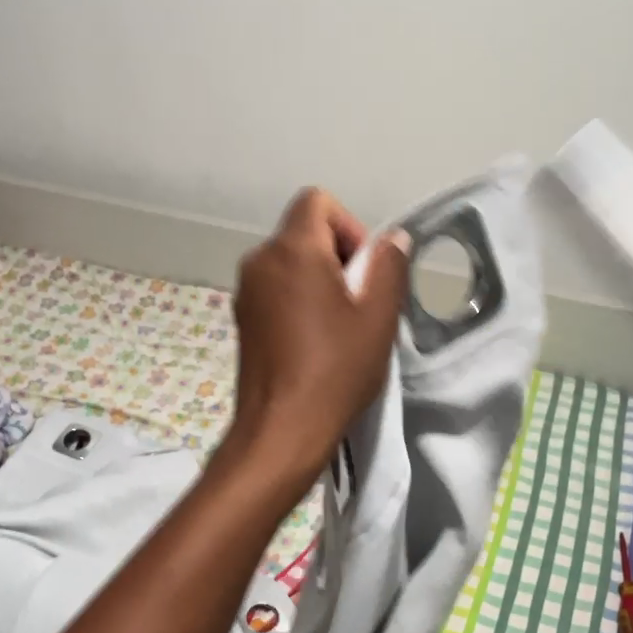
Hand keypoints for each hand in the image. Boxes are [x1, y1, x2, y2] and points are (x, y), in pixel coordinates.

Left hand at [221, 187, 411, 490]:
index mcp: (291, 250)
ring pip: (291, 265)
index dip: (349, 226)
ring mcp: (245, 293)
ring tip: (340, 329)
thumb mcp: (378, 317)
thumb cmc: (334, 371)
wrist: (281, 430)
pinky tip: (315, 344)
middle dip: (338, 258)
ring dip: (319, 283)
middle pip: (304, 234)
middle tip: (360, 305)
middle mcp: (259, 261)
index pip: (317, 202)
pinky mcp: (242, 321)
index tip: (365, 270)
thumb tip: (391, 240)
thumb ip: (388, 267)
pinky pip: (276, 292)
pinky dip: (298, 303)